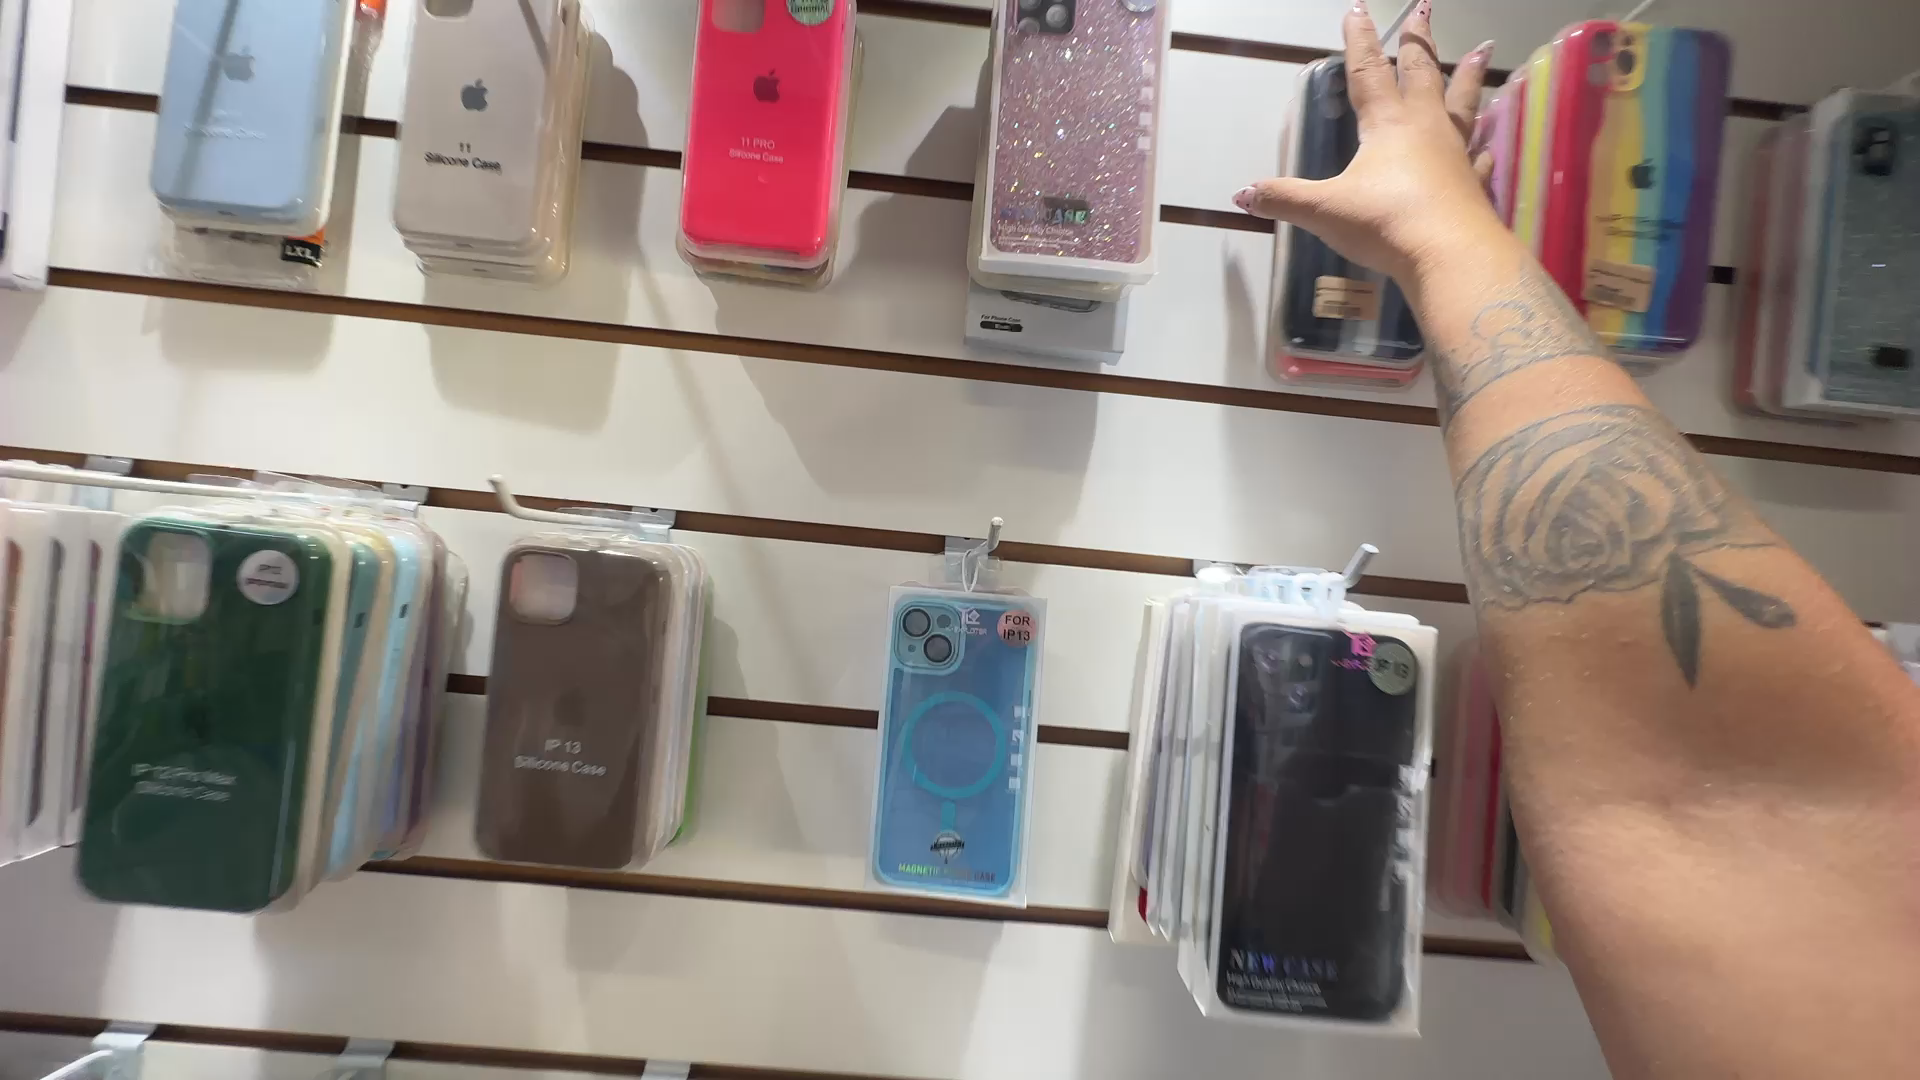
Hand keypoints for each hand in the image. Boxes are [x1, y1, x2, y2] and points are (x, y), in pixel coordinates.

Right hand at [1234, 1, 1500, 282]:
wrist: (1445, 252)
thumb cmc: (1382, 222)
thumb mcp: (1322, 210)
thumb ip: (1283, 199)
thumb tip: (1241, 194)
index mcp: (1387, 125)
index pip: (1368, 73)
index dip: (1360, 42)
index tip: (1357, 9)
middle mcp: (1424, 128)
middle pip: (1421, 73)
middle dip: (1418, 41)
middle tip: (1424, 8)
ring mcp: (1453, 153)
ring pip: (1460, 103)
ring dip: (1467, 75)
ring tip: (1482, 48)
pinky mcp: (1470, 182)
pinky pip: (1478, 154)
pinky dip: (1481, 143)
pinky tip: (1485, 142)